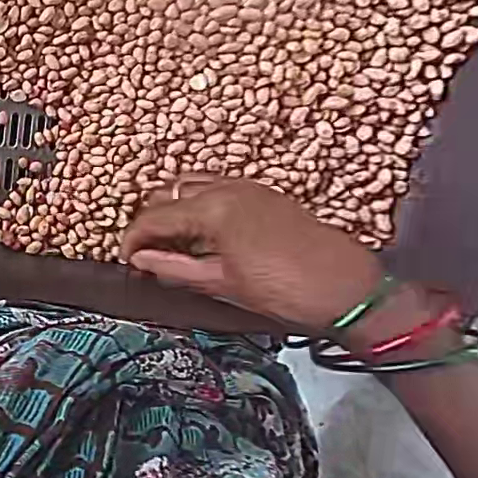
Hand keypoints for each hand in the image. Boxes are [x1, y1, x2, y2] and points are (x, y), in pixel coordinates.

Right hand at [119, 176, 384, 330]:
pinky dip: (196, 203)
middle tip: (144, 252)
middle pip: (168, 194)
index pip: (154, 218)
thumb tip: (139, 261)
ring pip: (191, 185)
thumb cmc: (284, 291)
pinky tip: (199, 230)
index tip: (126, 260)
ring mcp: (247, 187)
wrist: (351, 292)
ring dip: (172, 208)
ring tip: (169, 240)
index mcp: (213, 209)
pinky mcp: (263, 194)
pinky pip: (215, 187)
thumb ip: (172, 268)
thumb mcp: (220, 283)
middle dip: (149, 221)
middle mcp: (227, 188)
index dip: (133, 239)